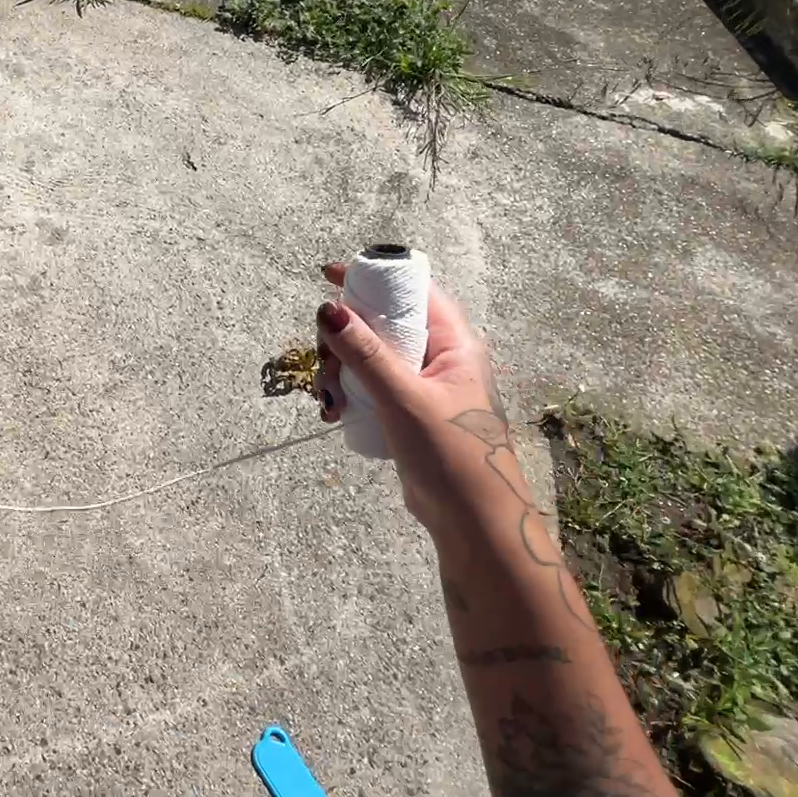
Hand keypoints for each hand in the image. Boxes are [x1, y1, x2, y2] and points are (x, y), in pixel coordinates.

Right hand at [311, 264, 531, 543]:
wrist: (472, 521)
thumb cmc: (451, 455)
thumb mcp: (403, 398)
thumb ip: (364, 352)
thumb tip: (327, 307)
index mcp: (452, 343)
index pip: (411, 291)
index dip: (371, 276)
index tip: (327, 275)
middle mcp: (436, 356)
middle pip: (376, 323)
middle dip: (341, 340)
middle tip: (325, 364)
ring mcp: (418, 383)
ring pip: (363, 355)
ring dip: (337, 371)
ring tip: (330, 402)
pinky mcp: (403, 408)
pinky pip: (364, 383)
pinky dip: (344, 392)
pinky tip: (334, 414)